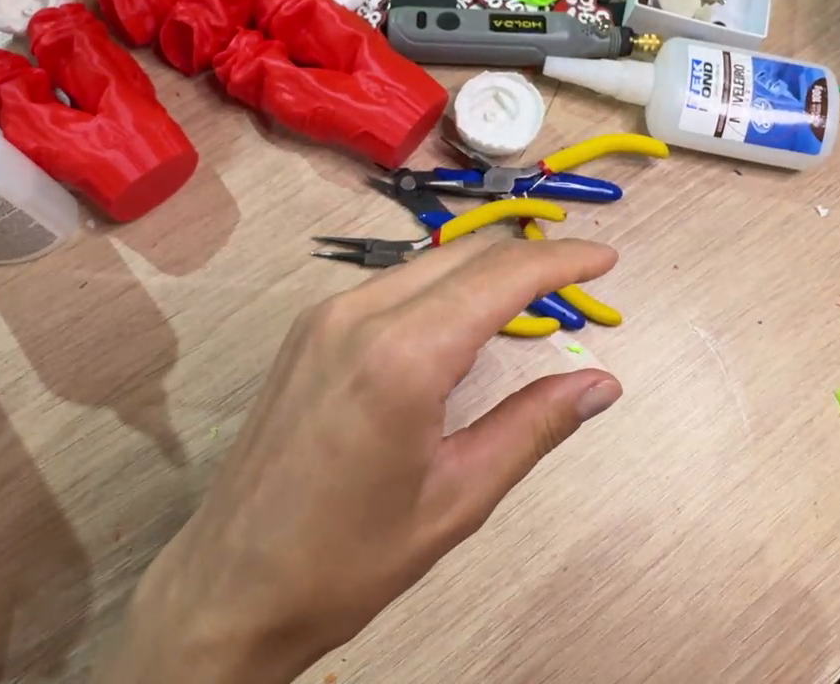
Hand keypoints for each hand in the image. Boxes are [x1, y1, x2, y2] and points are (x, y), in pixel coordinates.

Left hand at [104, 236, 623, 683]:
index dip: (561, 260)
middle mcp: (359, 314)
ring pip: (426, 266)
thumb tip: (602, 383)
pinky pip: (390, 287)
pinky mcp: (307, 330)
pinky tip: (459, 328)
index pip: (500, 277)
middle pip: (464, 256)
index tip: (606, 259)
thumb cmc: (351, 557)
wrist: (233, 583)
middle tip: (577, 280)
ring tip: (529, 302)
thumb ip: (534, 426)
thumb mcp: (458, 497)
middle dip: (526, 257)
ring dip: (482, 272)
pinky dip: (439, 291)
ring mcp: (325, 316)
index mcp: (403, 355)